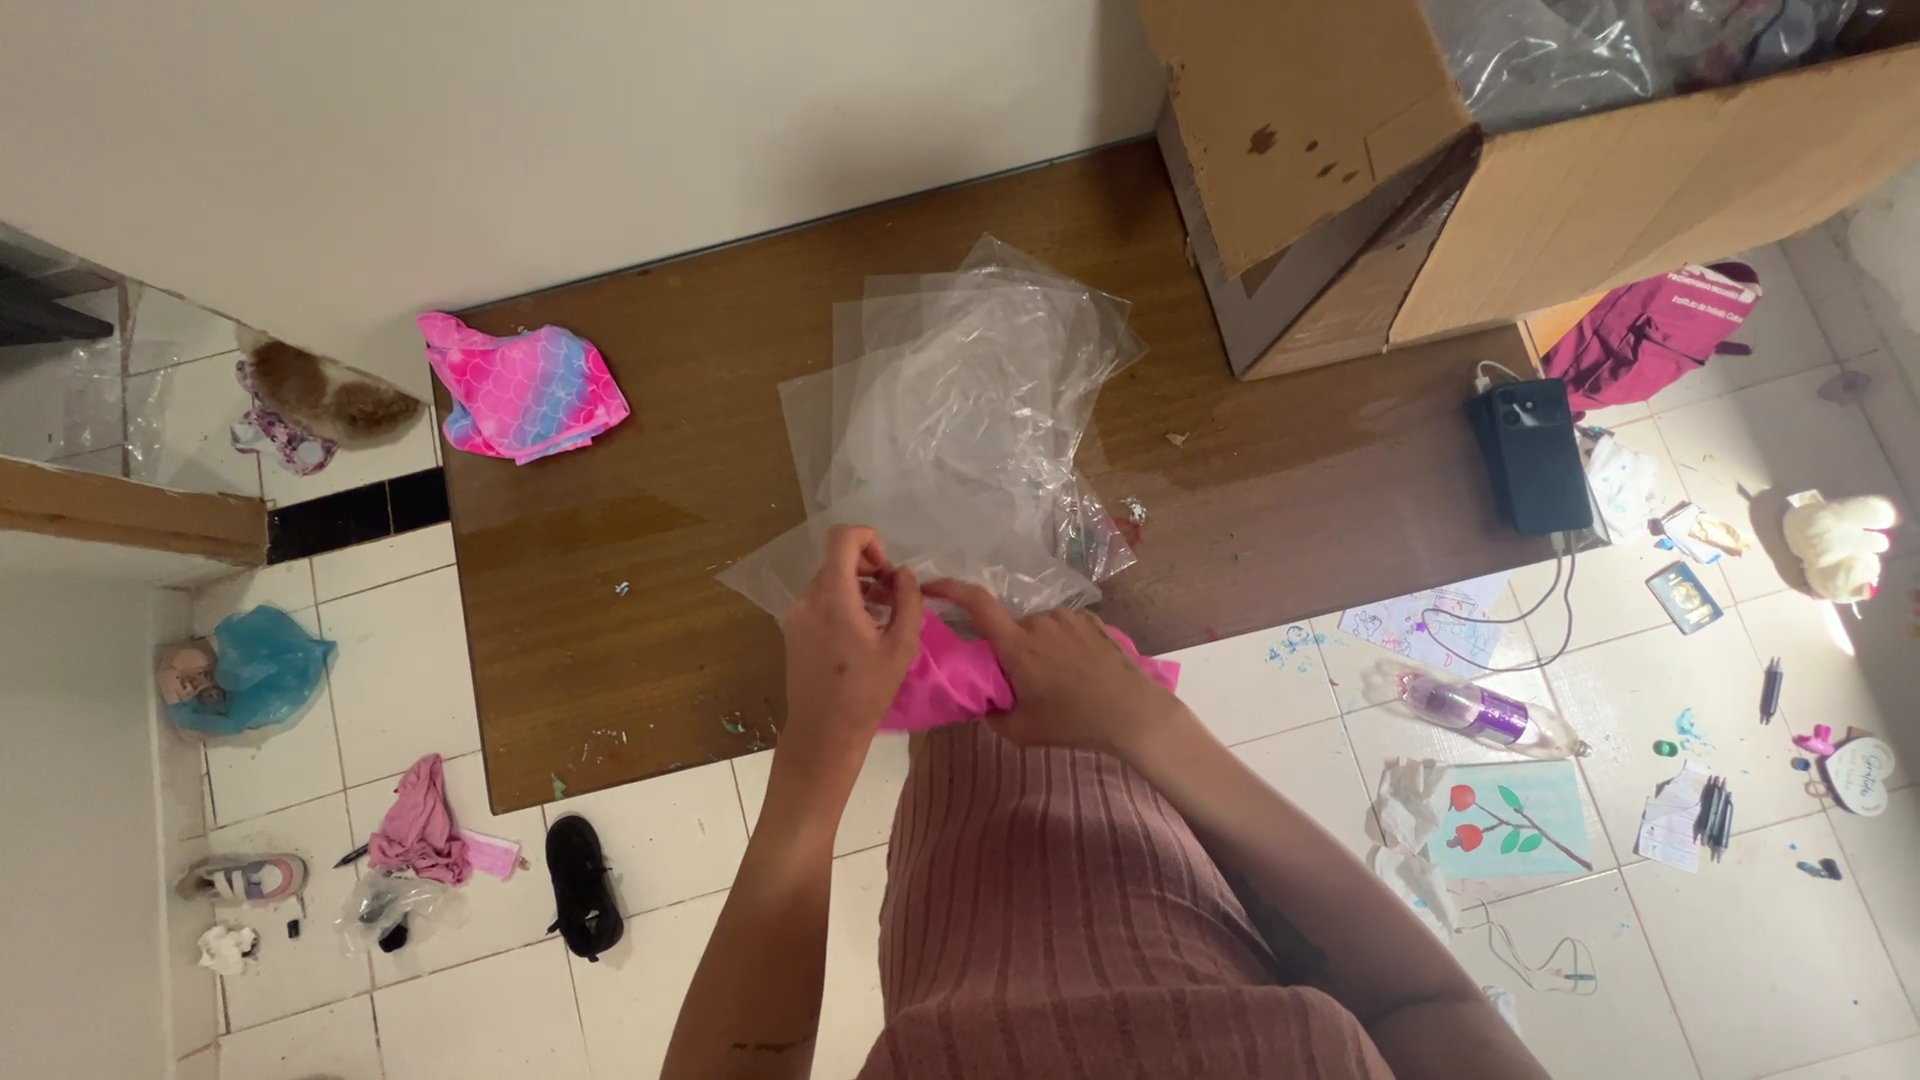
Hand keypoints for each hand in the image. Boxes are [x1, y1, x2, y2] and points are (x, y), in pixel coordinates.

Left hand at [776, 526, 922, 790]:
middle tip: (893, 599)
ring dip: (857, 588)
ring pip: (829, 581)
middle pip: (837, 560)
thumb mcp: (902, 645)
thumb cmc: (867, 691)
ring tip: (881, 619)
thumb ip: (908, 600)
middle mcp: (808, 598)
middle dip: (869, 569)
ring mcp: (796, 614)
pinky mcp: (792, 630)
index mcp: (833, 597)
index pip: (842, 537)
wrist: (823, 732)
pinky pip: (820, 601)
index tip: (886, 569)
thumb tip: (903, 574)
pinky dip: (842, 603)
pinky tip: (860, 634)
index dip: (869, 539)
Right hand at [923, 580, 1190, 760]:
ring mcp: (1067, 617)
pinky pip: (1063, 629)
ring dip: (1039, 649)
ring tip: (1060, 681)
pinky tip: (1079, 670)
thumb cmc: (1073, 721)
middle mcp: (1038, 622)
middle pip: (1011, 630)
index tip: (930, 585)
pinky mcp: (1090, 620)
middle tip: (1027, 684)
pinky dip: (1062, 645)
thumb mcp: (1023, 731)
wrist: (1132, 711)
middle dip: (1011, 651)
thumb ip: (993, 716)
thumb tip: (982, 705)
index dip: (949, 589)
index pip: (976, 604)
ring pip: (1039, 630)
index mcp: (1017, 645)